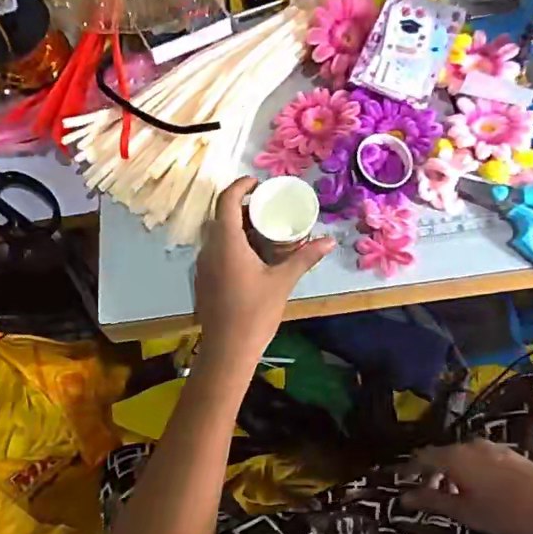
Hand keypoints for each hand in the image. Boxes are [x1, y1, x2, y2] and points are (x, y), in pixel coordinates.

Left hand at [194, 177, 334, 363]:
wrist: (228, 350)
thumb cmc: (255, 313)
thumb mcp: (283, 282)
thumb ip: (305, 258)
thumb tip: (329, 241)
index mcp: (227, 243)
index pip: (225, 200)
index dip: (240, 186)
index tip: (257, 184)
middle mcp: (209, 249)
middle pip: (220, 216)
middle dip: (242, 208)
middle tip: (267, 209)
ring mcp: (203, 265)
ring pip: (216, 235)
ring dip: (236, 228)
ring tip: (263, 233)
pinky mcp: (203, 280)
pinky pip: (215, 252)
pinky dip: (231, 245)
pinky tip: (251, 259)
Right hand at [401, 440, 532, 533]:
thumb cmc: (504, 512)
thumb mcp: (464, 511)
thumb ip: (432, 501)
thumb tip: (403, 497)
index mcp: (454, 457)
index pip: (422, 457)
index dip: (410, 470)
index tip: (402, 483)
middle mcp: (470, 445)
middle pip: (442, 455)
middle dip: (432, 474)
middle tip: (428, 496)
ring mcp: (492, 447)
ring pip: (462, 456)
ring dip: (452, 473)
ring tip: (453, 497)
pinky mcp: (509, 453)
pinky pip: (479, 458)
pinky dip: (470, 471)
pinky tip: (478, 491)